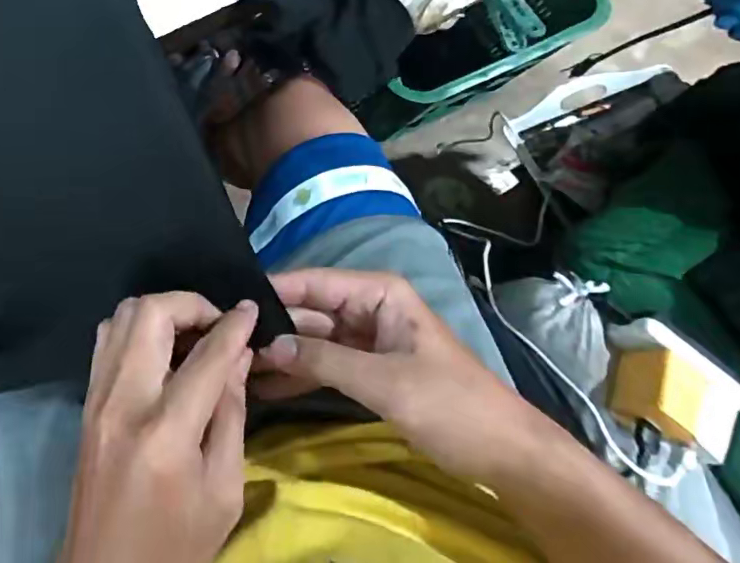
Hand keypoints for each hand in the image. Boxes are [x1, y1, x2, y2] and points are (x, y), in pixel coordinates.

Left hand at [59, 294, 257, 562]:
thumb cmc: (176, 545)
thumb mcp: (223, 491)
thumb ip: (231, 413)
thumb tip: (239, 355)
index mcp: (165, 431)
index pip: (205, 357)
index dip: (233, 326)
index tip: (251, 310)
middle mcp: (124, 400)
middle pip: (150, 313)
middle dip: (190, 304)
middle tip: (218, 322)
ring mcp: (97, 395)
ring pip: (122, 315)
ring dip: (162, 310)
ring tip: (192, 333)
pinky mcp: (86, 398)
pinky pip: (108, 337)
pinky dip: (138, 326)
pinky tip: (162, 348)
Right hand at [255, 268, 558, 485]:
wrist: (509, 458)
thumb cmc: (452, 406)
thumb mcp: (385, 382)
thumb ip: (323, 360)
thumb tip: (268, 345)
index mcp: (378, 292)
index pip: (314, 282)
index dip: (274, 291)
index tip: (232, 304)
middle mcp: (368, 306)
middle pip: (310, 310)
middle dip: (274, 327)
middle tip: (230, 342)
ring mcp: (367, 338)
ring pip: (313, 339)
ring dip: (282, 353)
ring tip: (240, 365)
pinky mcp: (368, 368)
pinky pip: (325, 363)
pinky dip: (300, 373)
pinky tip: (268, 384)